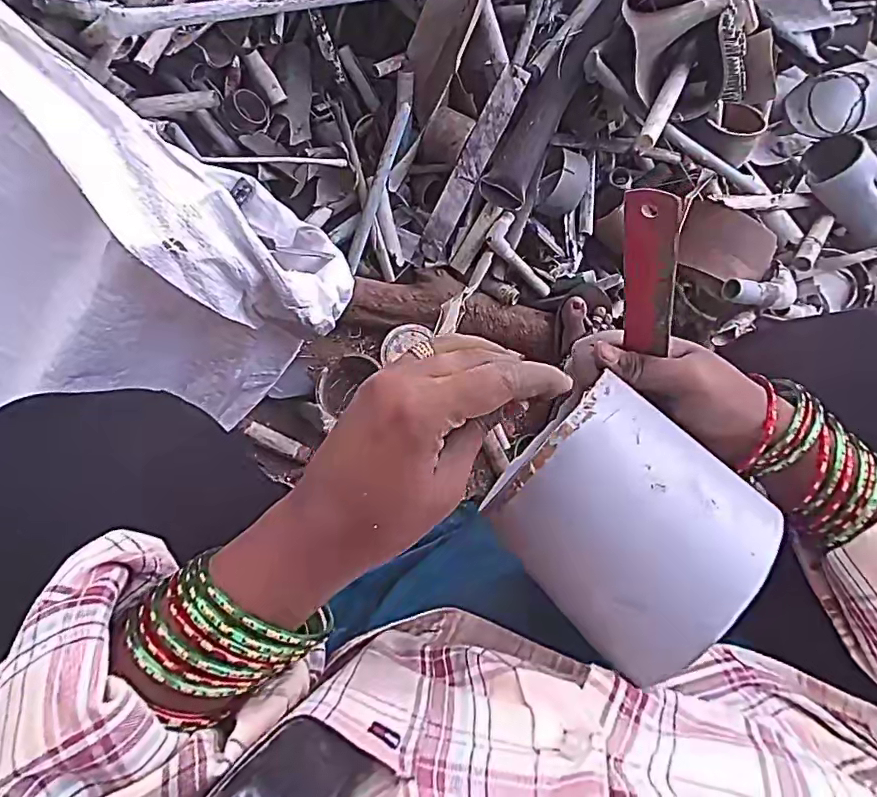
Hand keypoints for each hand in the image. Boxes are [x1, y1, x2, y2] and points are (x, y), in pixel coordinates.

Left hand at [210, 335, 571, 627]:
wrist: (316, 529)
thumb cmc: (380, 524)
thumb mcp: (445, 488)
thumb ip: (476, 435)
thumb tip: (499, 406)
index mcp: (421, 408)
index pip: (494, 377)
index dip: (534, 377)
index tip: (560, 381)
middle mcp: (401, 379)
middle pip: (473, 354)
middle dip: (512, 364)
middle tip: (539, 384)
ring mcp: (385, 375)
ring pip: (449, 347)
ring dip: (485, 356)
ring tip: (514, 376)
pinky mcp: (377, 381)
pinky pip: (427, 355)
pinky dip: (456, 358)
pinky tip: (473, 374)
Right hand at [569, 330, 876, 523]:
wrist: (761, 442)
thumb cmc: (735, 401)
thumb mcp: (688, 376)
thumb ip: (645, 364)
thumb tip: (601, 350)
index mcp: (654, 346)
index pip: (605, 342)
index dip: (588, 358)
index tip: (583, 380)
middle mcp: (644, 371)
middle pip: (597, 372)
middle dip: (584, 387)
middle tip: (581, 407)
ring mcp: (645, 399)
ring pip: (603, 400)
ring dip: (592, 411)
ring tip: (588, 425)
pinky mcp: (647, 425)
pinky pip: (618, 425)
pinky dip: (606, 430)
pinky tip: (600, 438)